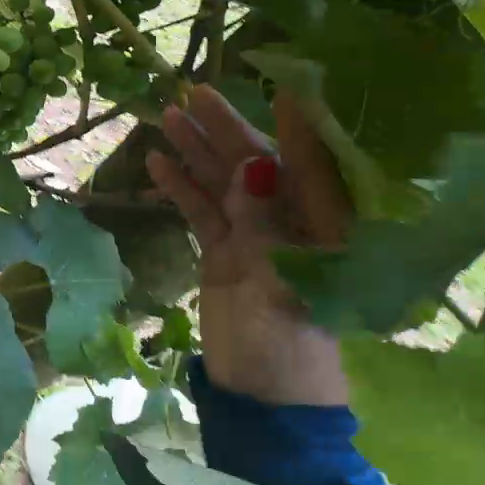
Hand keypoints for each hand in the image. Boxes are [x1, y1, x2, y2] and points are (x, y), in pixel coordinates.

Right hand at [145, 85, 352, 406]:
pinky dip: (181, 187)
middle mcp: (296, 228)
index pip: (314, 169)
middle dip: (228, 130)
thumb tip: (253, 165)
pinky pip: (203, 210)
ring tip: (166, 115)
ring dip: (197, 151)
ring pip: (225, 183)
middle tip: (193, 93)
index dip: (296, 128)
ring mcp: (258, 239)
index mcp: (328, 235)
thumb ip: (262, 222)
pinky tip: (156, 161)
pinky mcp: (227, 253)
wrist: (262, 398)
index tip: (279, 86)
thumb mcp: (276, 282)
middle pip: (262, 168)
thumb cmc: (287, 347)